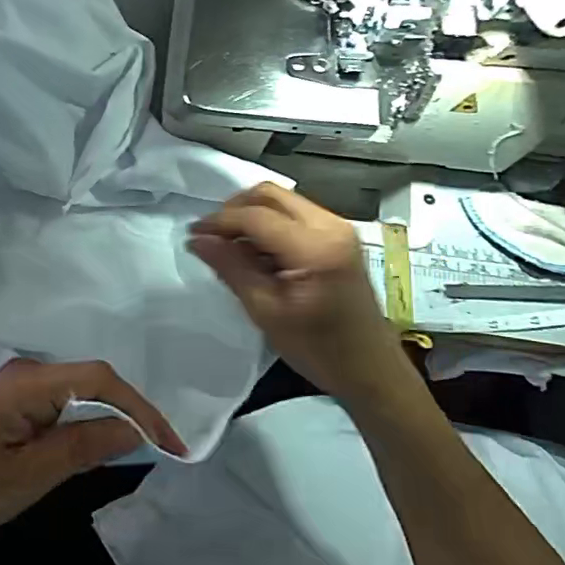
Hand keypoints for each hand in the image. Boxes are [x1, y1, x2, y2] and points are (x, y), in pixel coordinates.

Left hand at [0, 358, 186, 564]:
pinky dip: (91, 422)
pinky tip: (107, 441)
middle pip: (93, 380)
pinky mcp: (18, 403)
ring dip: (113, 417)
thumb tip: (135, 430)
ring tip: (146, 445)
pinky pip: (65, 403)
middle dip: (131, 411)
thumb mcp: (31, 475)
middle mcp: (26, 373)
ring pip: (81, 392)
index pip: (97, 379)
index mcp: (26, 383)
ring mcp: (21, 386)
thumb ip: (84, 447)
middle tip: (164, 447)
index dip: (137, 407)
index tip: (167, 442)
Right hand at [187, 183, 415, 404]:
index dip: (219, 221)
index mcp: (315, 247)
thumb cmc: (319, 350)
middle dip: (234, 209)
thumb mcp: (267, 313)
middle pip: (270, 195)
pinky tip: (255, 251)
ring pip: (282, 201)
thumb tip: (198, 240)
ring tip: (230, 245)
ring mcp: (338, 228)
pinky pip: (295, 214)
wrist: (371, 369)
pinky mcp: (339, 236)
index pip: (256, 216)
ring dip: (252, 215)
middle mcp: (330, 225)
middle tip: (211, 236)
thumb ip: (232, 269)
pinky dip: (269, 224)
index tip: (192, 234)